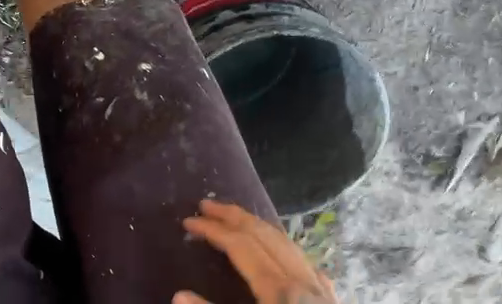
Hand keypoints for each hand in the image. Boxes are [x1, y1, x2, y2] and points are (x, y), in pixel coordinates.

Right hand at [173, 199, 338, 303]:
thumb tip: (178, 295)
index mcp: (279, 291)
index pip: (239, 244)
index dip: (212, 229)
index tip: (187, 222)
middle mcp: (302, 282)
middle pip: (264, 235)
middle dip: (233, 216)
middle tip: (206, 205)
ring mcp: (323, 293)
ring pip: (288, 246)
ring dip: (259, 227)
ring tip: (238, 221)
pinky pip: (308, 266)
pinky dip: (287, 251)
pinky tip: (286, 259)